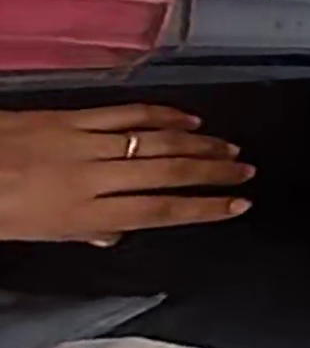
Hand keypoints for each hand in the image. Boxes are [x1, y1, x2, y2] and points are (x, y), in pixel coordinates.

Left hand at [0, 105, 253, 244]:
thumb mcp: (18, 232)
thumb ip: (74, 229)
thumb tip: (120, 233)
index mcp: (72, 212)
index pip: (157, 211)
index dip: (204, 208)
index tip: (241, 205)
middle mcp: (85, 178)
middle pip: (169, 173)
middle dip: (216, 172)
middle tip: (248, 171)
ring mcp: (78, 144)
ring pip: (159, 142)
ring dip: (202, 144)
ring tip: (230, 148)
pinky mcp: (66, 118)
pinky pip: (127, 113)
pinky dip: (166, 115)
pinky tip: (192, 119)